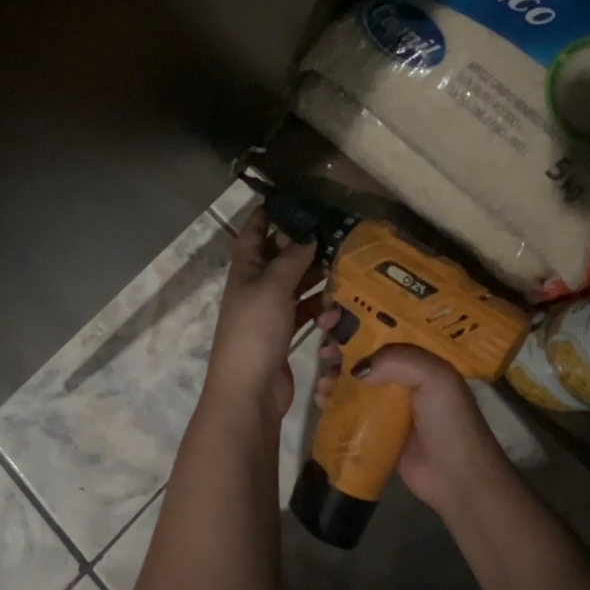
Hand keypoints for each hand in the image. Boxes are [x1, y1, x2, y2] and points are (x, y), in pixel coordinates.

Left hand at [204, 209, 320, 419]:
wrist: (249, 391)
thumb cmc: (255, 330)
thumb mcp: (273, 287)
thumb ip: (291, 259)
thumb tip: (308, 234)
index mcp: (244, 268)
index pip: (254, 230)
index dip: (270, 212)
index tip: (297, 198)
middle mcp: (254, 285)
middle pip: (279, 256)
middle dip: (304, 244)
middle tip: (337, 233)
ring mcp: (268, 311)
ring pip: (295, 284)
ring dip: (316, 277)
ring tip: (345, 268)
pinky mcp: (282, 334)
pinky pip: (303, 312)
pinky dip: (318, 308)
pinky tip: (337, 309)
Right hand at [312, 314, 500, 514]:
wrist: (457, 480)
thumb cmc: (450, 422)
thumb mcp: (435, 378)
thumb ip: (397, 360)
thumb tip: (355, 367)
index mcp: (417, 354)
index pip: (382, 325)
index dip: (354, 317)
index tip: (330, 318)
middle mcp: (400, 371)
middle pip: (360, 349)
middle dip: (338, 344)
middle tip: (324, 349)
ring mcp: (385, 398)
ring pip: (349, 375)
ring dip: (331, 371)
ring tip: (323, 380)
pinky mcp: (373, 423)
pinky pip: (345, 403)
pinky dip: (330, 396)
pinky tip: (321, 398)